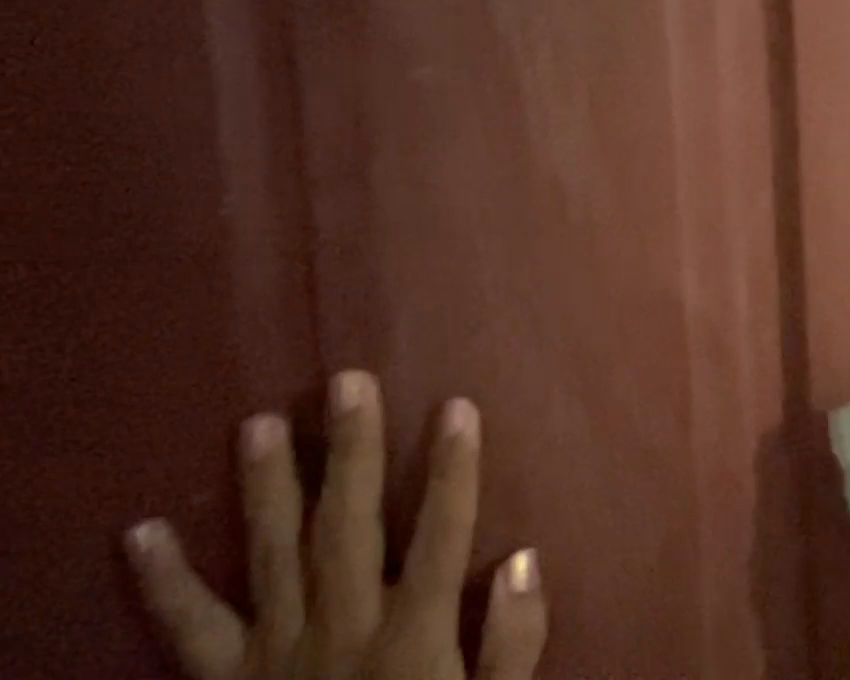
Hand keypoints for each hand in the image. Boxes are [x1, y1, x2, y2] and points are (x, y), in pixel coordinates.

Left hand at [124, 371, 546, 679]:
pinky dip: (161, 583)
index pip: (441, 533)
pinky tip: (140, 532)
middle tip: (348, 382)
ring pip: (272, 556)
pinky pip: (188, 630)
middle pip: (348, 526)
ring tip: (260, 423)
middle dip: (352, 450)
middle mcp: (341, 627)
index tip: (457, 407)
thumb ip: (514, 640)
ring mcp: (274, 652)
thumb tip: (525, 557)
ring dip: (266, 487)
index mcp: (412, 633)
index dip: (453, 468)